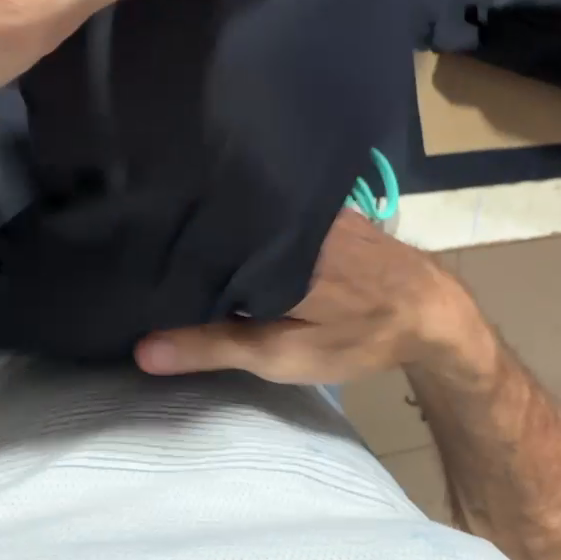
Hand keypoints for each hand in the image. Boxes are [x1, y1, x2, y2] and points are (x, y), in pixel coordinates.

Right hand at [135, 211, 493, 384]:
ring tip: (176, 245)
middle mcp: (278, 215)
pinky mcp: (318, 206)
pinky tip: (230, 240)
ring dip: (216, 233)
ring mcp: (301, 205)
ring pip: (241, 219)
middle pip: (213, 225)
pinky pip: (267, 215)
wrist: (433, 312)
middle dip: (184, 240)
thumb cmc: (360, 336)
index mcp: (264, 247)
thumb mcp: (284, 354)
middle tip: (143, 255)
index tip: (127, 267)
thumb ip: (214, 348)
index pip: (193, 243)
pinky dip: (246, 229)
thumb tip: (143, 350)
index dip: (160, 256)